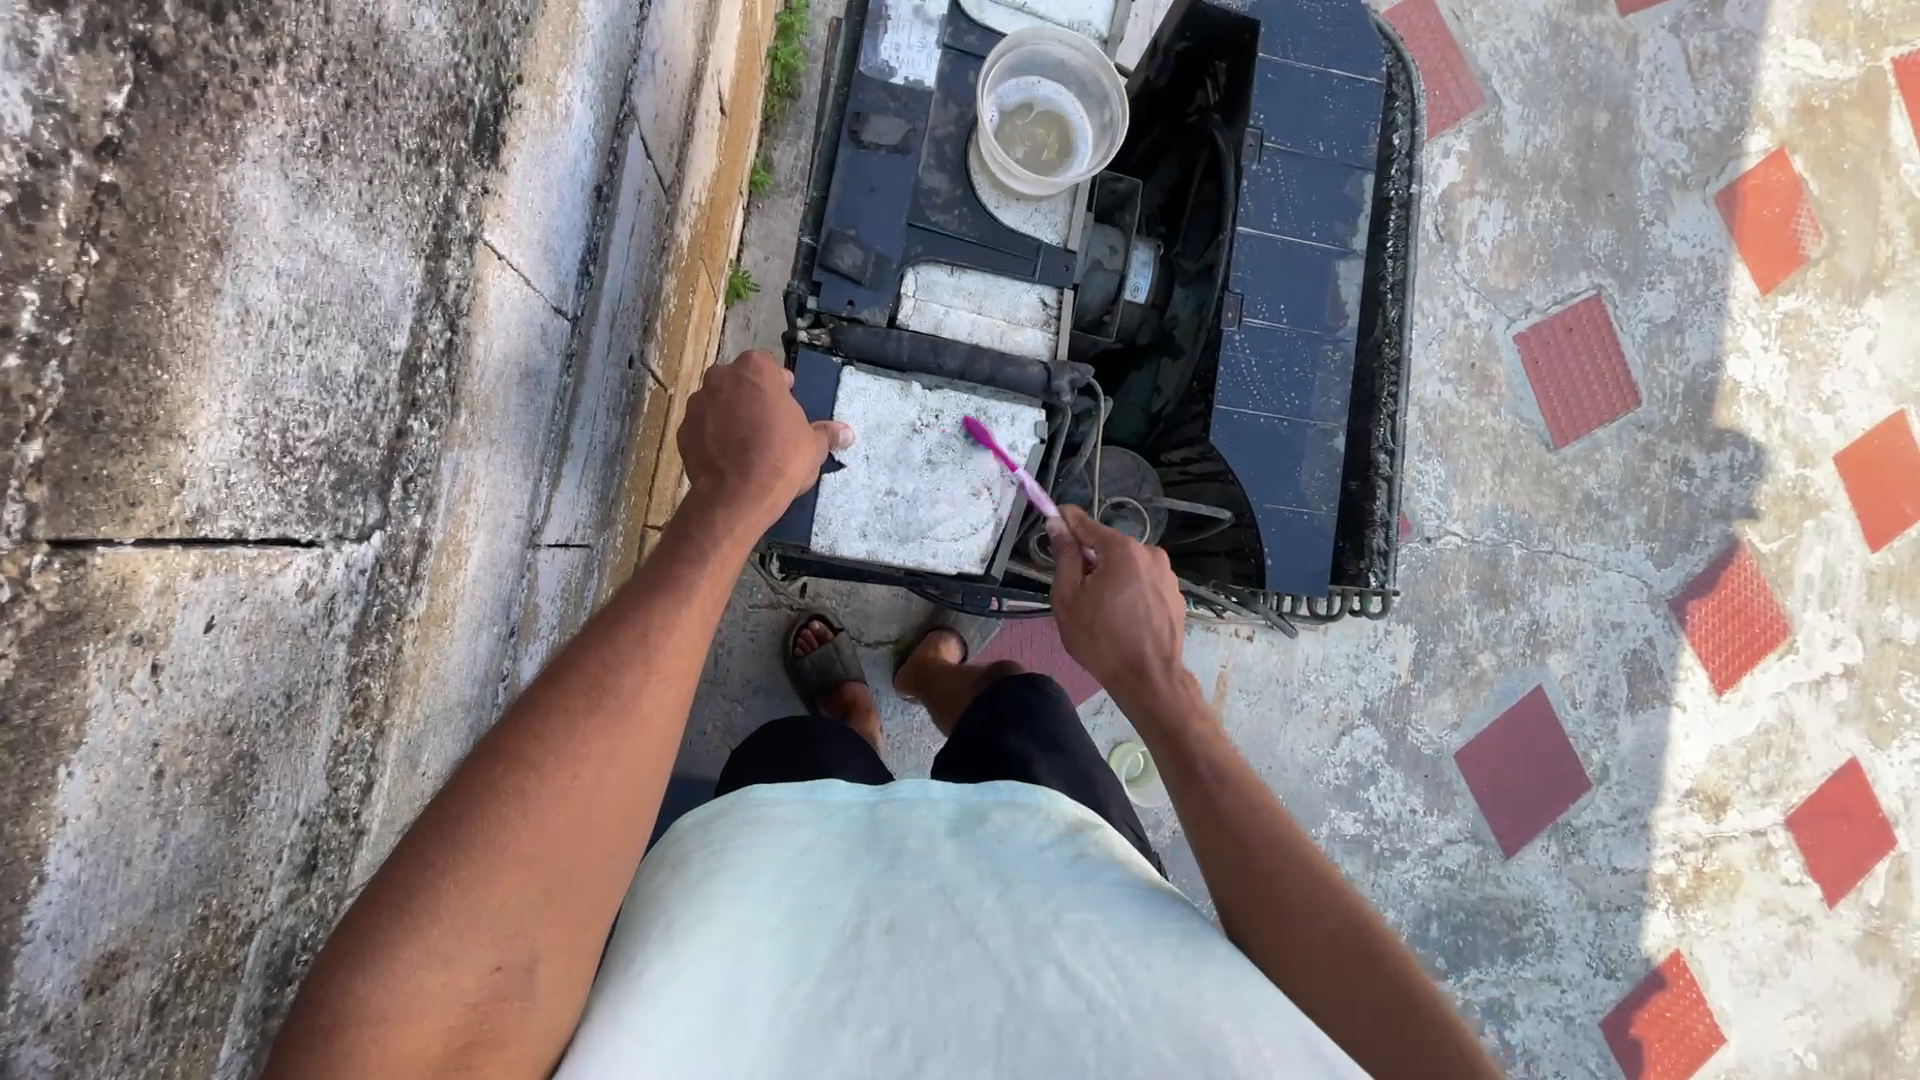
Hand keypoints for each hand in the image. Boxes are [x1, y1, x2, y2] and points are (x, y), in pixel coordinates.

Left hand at [678, 350, 852, 529]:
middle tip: (769, 428)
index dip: (781, 389)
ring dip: (731, 417)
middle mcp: (721, 377)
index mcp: (756, 369)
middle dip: (752, 399)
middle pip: (741, 382)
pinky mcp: (683, 430)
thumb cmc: (782, 459)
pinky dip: (713, 437)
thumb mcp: (813, 446)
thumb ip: (826, 433)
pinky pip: (703, 428)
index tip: (787, 410)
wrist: (737, 495)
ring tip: (747, 446)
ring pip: (719, 403)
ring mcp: (698, 403)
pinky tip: (728, 459)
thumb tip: (847, 433)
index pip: (771, 369)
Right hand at [1047, 506, 1190, 712]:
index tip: (1052, 516)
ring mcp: (1167, 574)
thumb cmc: (1100, 638)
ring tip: (1101, 610)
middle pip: (1109, 547)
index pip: (1086, 524)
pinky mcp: (1175, 595)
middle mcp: (1150, 553)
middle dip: (1090, 561)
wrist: (1148, 678)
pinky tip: (1123, 619)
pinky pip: (1144, 583)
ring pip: (1128, 566)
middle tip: (1076, 591)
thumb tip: (1058, 524)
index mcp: (1122, 549)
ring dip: (1112, 577)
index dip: (1066, 521)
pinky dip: (1130, 592)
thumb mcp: (1069, 597)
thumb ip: (1064, 556)